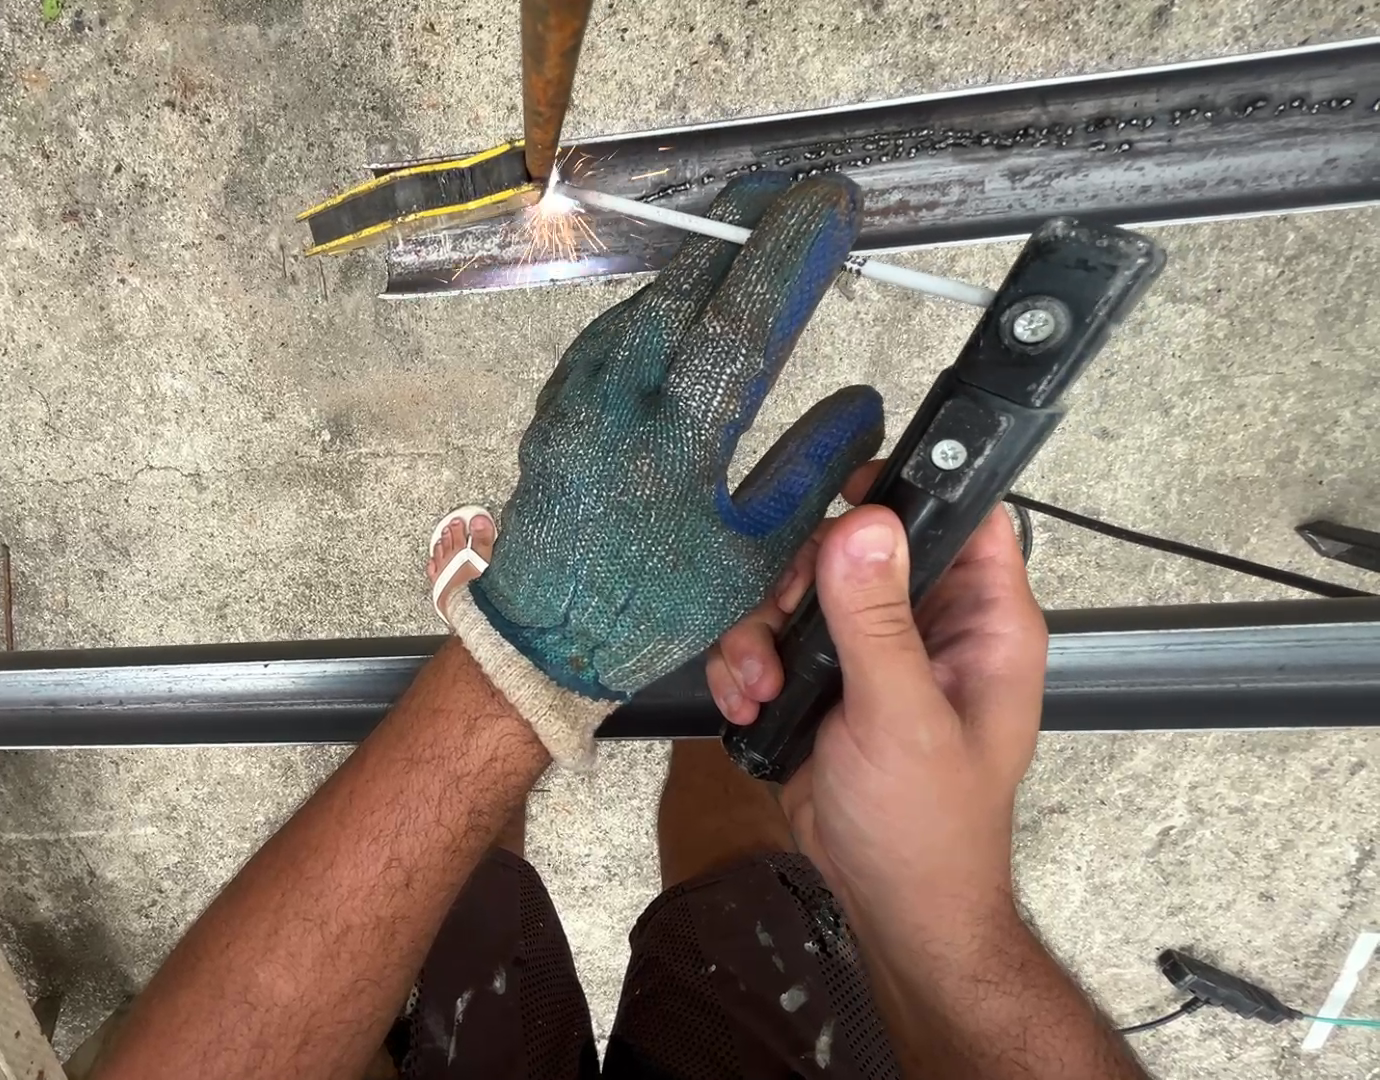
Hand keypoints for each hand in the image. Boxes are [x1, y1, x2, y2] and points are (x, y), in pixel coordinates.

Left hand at [454, 172, 884, 764]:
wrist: (548, 631)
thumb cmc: (649, 606)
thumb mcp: (750, 553)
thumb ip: (811, 472)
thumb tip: (860, 406)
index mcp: (672, 446)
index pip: (740, 322)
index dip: (792, 254)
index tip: (833, 206)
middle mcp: (613, 409)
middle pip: (681, 288)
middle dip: (740, 227)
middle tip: (788, 194)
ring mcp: (574, 403)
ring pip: (638, 305)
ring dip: (693, 262)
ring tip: (743, 236)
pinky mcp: (554, 410)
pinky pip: (605, 337)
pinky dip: (649, 306)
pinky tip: (677, 301)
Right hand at [709, 467, 1045, 936]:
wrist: (880, 892)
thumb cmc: (921, 817)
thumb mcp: (899, 716)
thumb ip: (877, 621)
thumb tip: (863, 521)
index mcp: (976, 623)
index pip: (962, 521)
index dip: (913, 490)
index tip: (846, 490)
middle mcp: (919, 625)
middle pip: (850, 551)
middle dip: (800, 586)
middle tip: (784, 627)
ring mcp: (861, 651)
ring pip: (795, 596)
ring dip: (758, 635)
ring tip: (754, 687)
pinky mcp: (814, 678)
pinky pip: (766, 640)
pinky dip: (743, 666)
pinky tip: (743, 704)